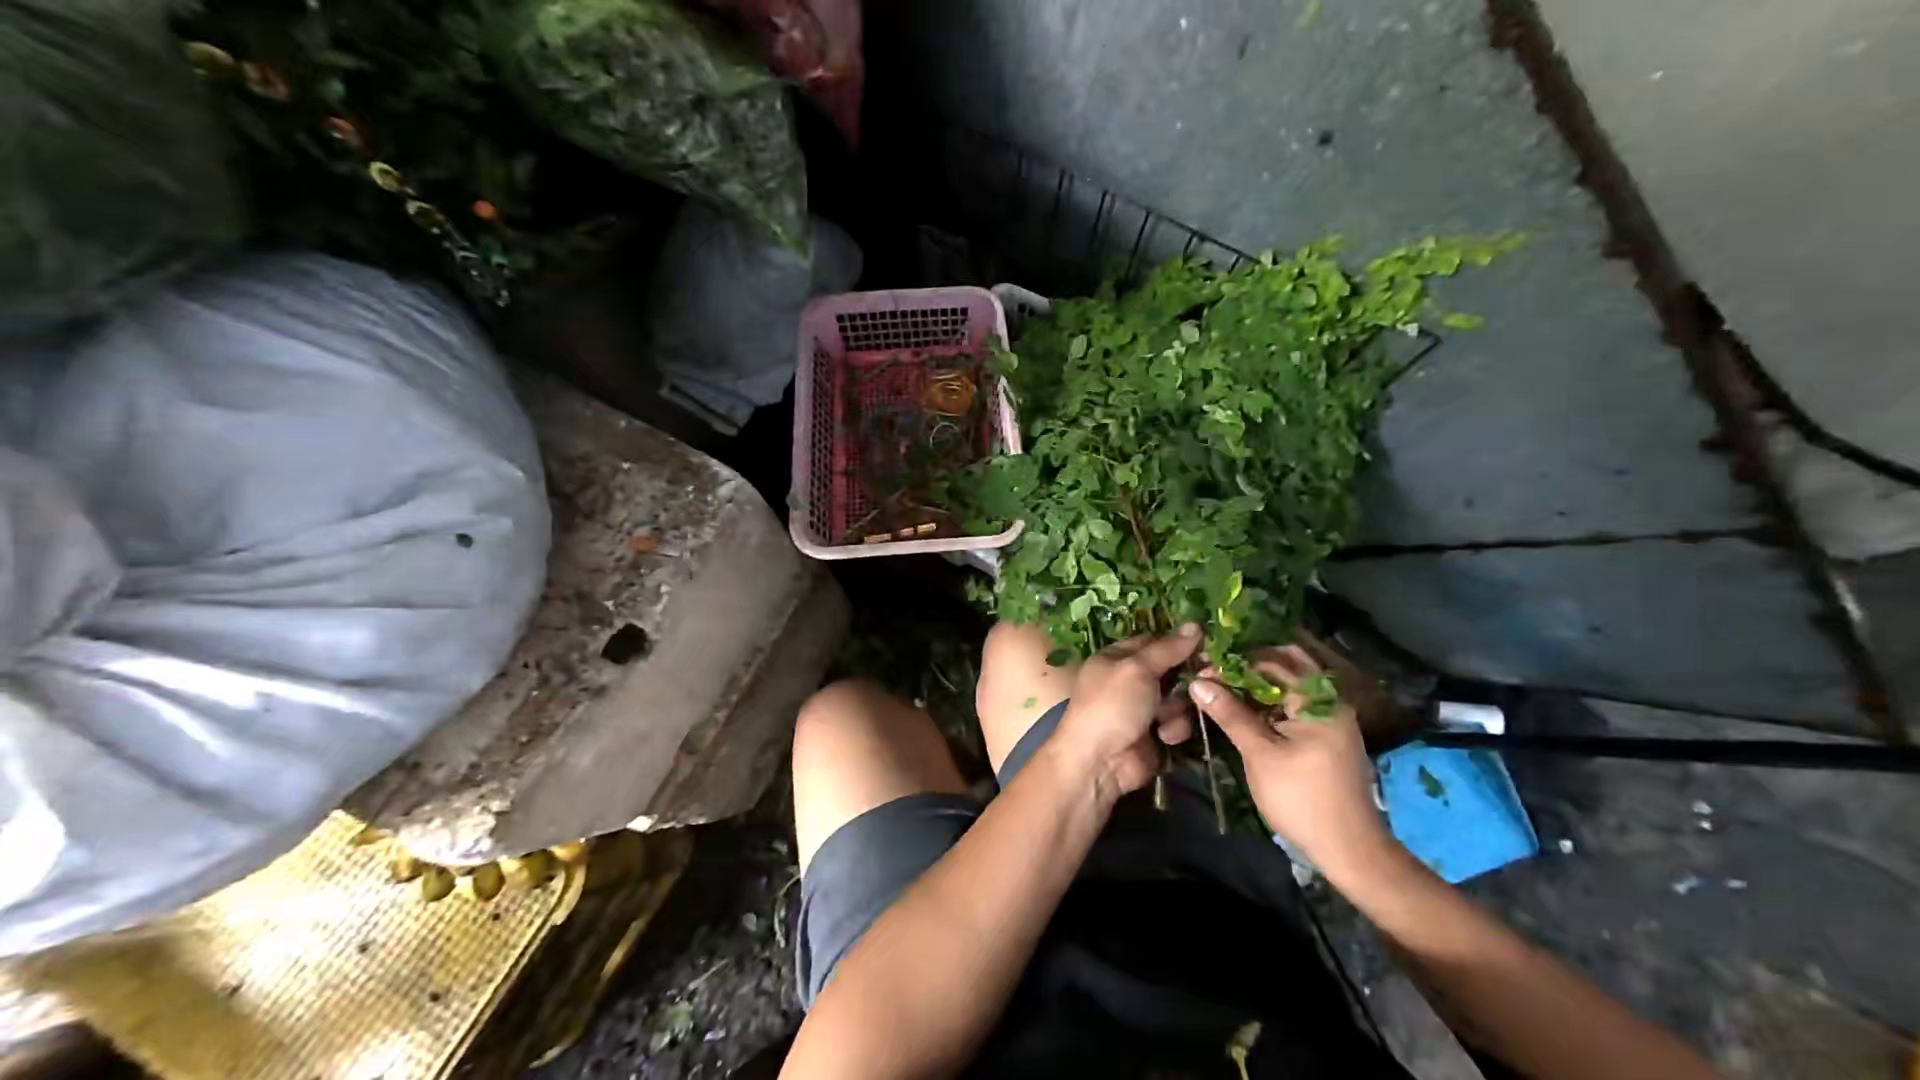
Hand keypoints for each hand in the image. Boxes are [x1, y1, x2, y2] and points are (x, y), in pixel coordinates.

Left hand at [1051, 625, 1201, 801]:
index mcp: (1116, 658)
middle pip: (1170, 670)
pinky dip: (1173, 728)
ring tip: (1166, 716)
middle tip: (1210, 675)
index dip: (1178, 641)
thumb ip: (1167, 649)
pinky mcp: (1155, 734)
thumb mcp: (1137, 669)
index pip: (1153, 641)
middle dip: (1188, 676)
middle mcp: (1130, 681)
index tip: (1207, 642)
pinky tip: (1164, 736)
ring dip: (1177, 707)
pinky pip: (1177, 723)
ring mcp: (1143, 708)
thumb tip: (1194, 624)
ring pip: (1179, 698)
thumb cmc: (1112, 705)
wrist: (1099, 761)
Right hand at [1189, 646, 1394, 874]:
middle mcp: (1329, 700)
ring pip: (1289, 684)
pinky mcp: (1325, 735)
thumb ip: (1230, 714)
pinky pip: (1294, 704)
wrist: (1349, 849)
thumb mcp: (1260, 754)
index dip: (1232, 663)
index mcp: (1317, 700)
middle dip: (1248, 665)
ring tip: (1221, 690)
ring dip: (1256, 683)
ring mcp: (1330, 717)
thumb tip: (1197, 682)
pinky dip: (1269, 701)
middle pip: (1286, 664)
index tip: (1200, 672)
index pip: (1270, 661)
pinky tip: (1244, 711)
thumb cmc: (1302, 798)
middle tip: (1213, 673)